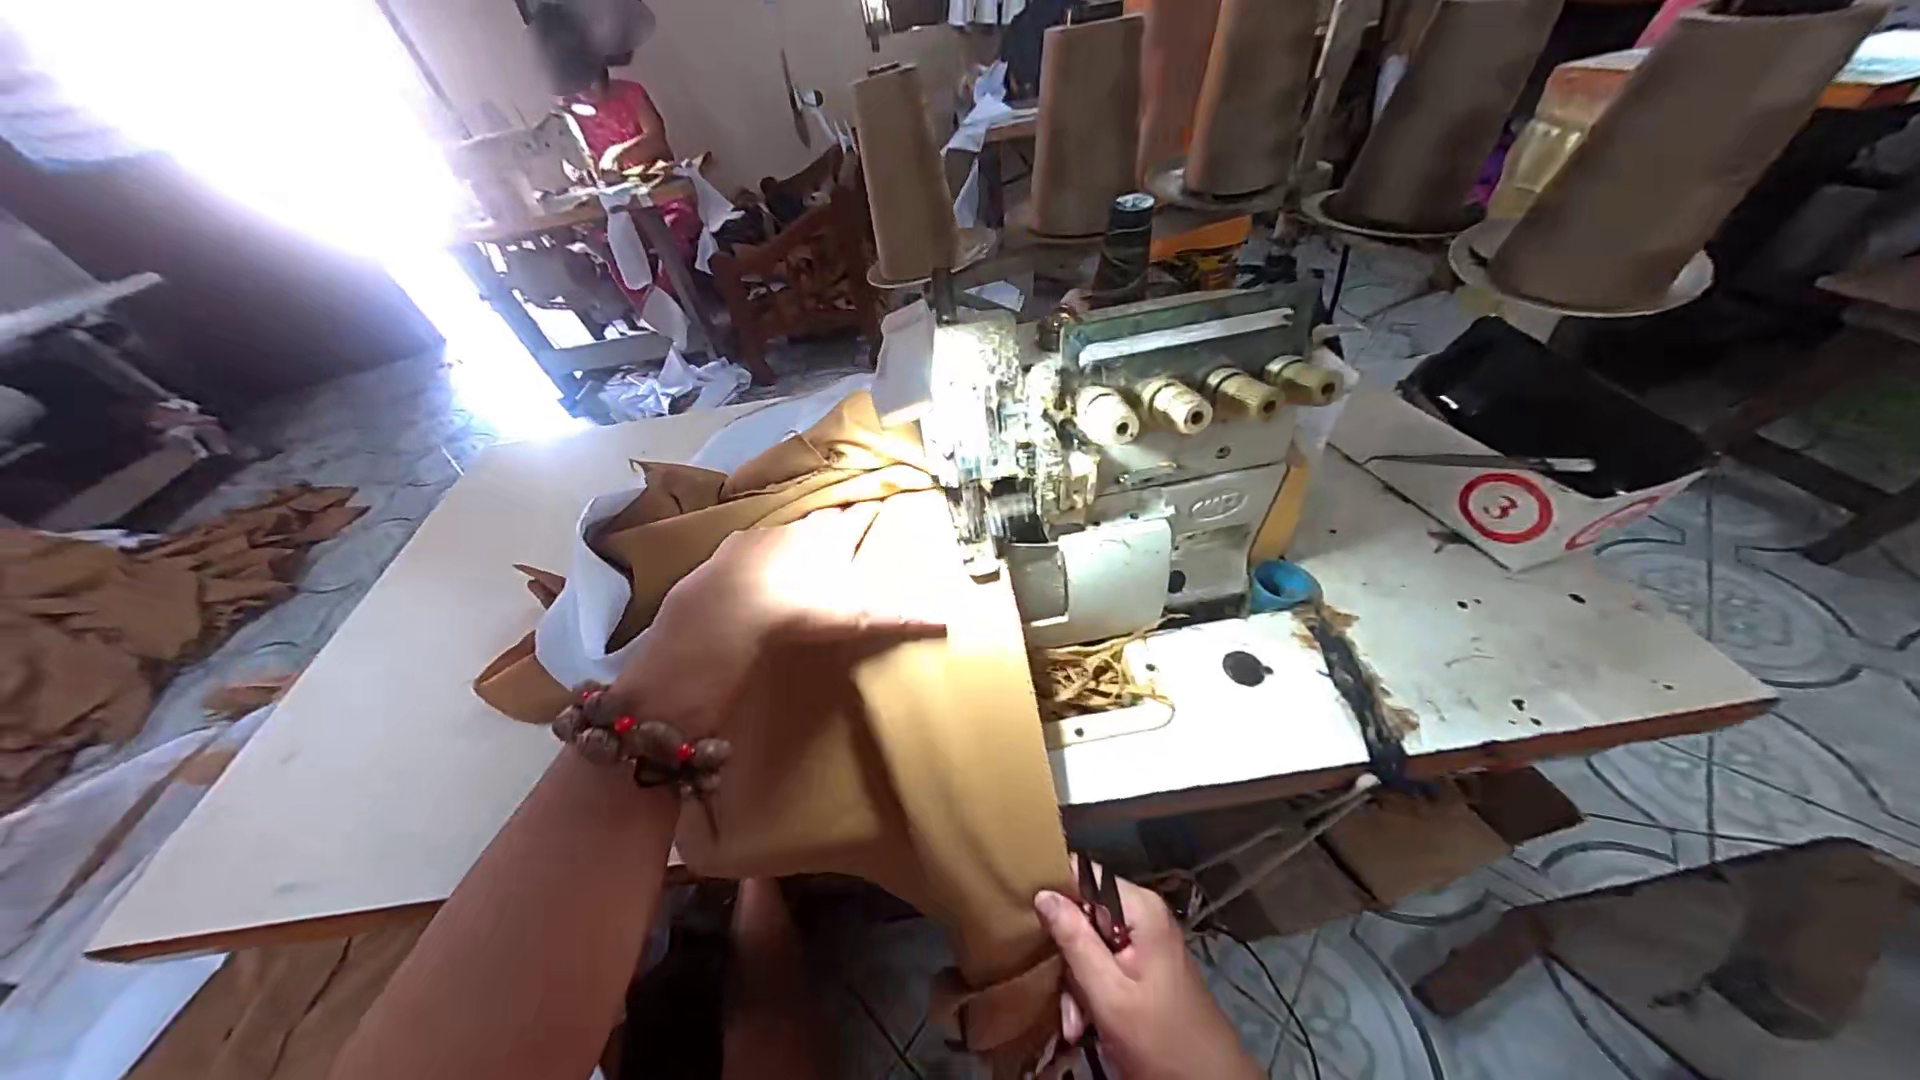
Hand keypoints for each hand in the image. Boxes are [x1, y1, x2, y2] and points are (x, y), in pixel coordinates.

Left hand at [609, 503, 942, 735]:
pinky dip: (761, 542)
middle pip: (827, 513)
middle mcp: (803, 527)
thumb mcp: (856, 619)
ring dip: (800, 526)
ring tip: (807, 533)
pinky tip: (759, 553)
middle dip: (838, 512)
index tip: (881, 496)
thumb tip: (948, 623)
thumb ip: (900, 619)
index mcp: (834, 539)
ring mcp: (766, 532)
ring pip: (790, 522)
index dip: (871, 506)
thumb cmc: (802, 610)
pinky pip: (754, 536)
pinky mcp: (735, 543)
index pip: (860, 515)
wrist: (732, 610)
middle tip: (847, 512)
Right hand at [1035, 866, 1262, 1079]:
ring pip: (1091, 940)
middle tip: (1064, 1000)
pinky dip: (1092, 990)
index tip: (1028, 913)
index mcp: (1139, 907)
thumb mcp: (1109, 995)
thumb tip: (1042, 893)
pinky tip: (1086, 1024)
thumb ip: (1074, 940)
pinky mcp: (1145, 963)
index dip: (1054, 888)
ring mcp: (1145, 939)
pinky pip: (1106, 960)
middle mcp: (1142, 913)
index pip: (1083, 872)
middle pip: (1084, 911)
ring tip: (1075, 1024)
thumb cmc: (1160, 1040)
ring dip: (1076, 982)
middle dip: (1068, 956)